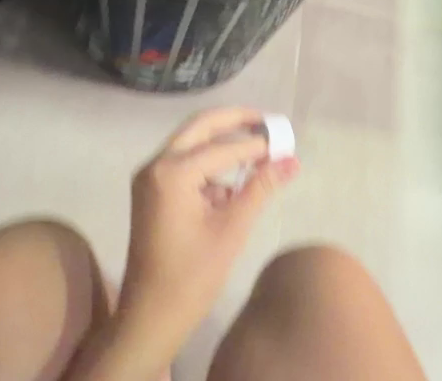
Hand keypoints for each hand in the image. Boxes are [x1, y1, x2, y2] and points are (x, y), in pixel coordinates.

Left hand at [83, 108, 297, 378]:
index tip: (286, 140)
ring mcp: (150, 176)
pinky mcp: (151, 190)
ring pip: (192, 141)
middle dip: (237, 121)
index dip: (258, 143)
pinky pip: (184, 162)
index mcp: (172, 172)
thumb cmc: (191, 277)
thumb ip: (261, 187)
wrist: (149, 318)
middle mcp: (156, 164)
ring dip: (223, 141)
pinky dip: (209, 163)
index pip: (224, 146)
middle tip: (269, 123)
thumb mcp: (232, 229)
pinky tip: (233, 182)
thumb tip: (292, 160)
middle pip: (201, 126)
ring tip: (259, 150)